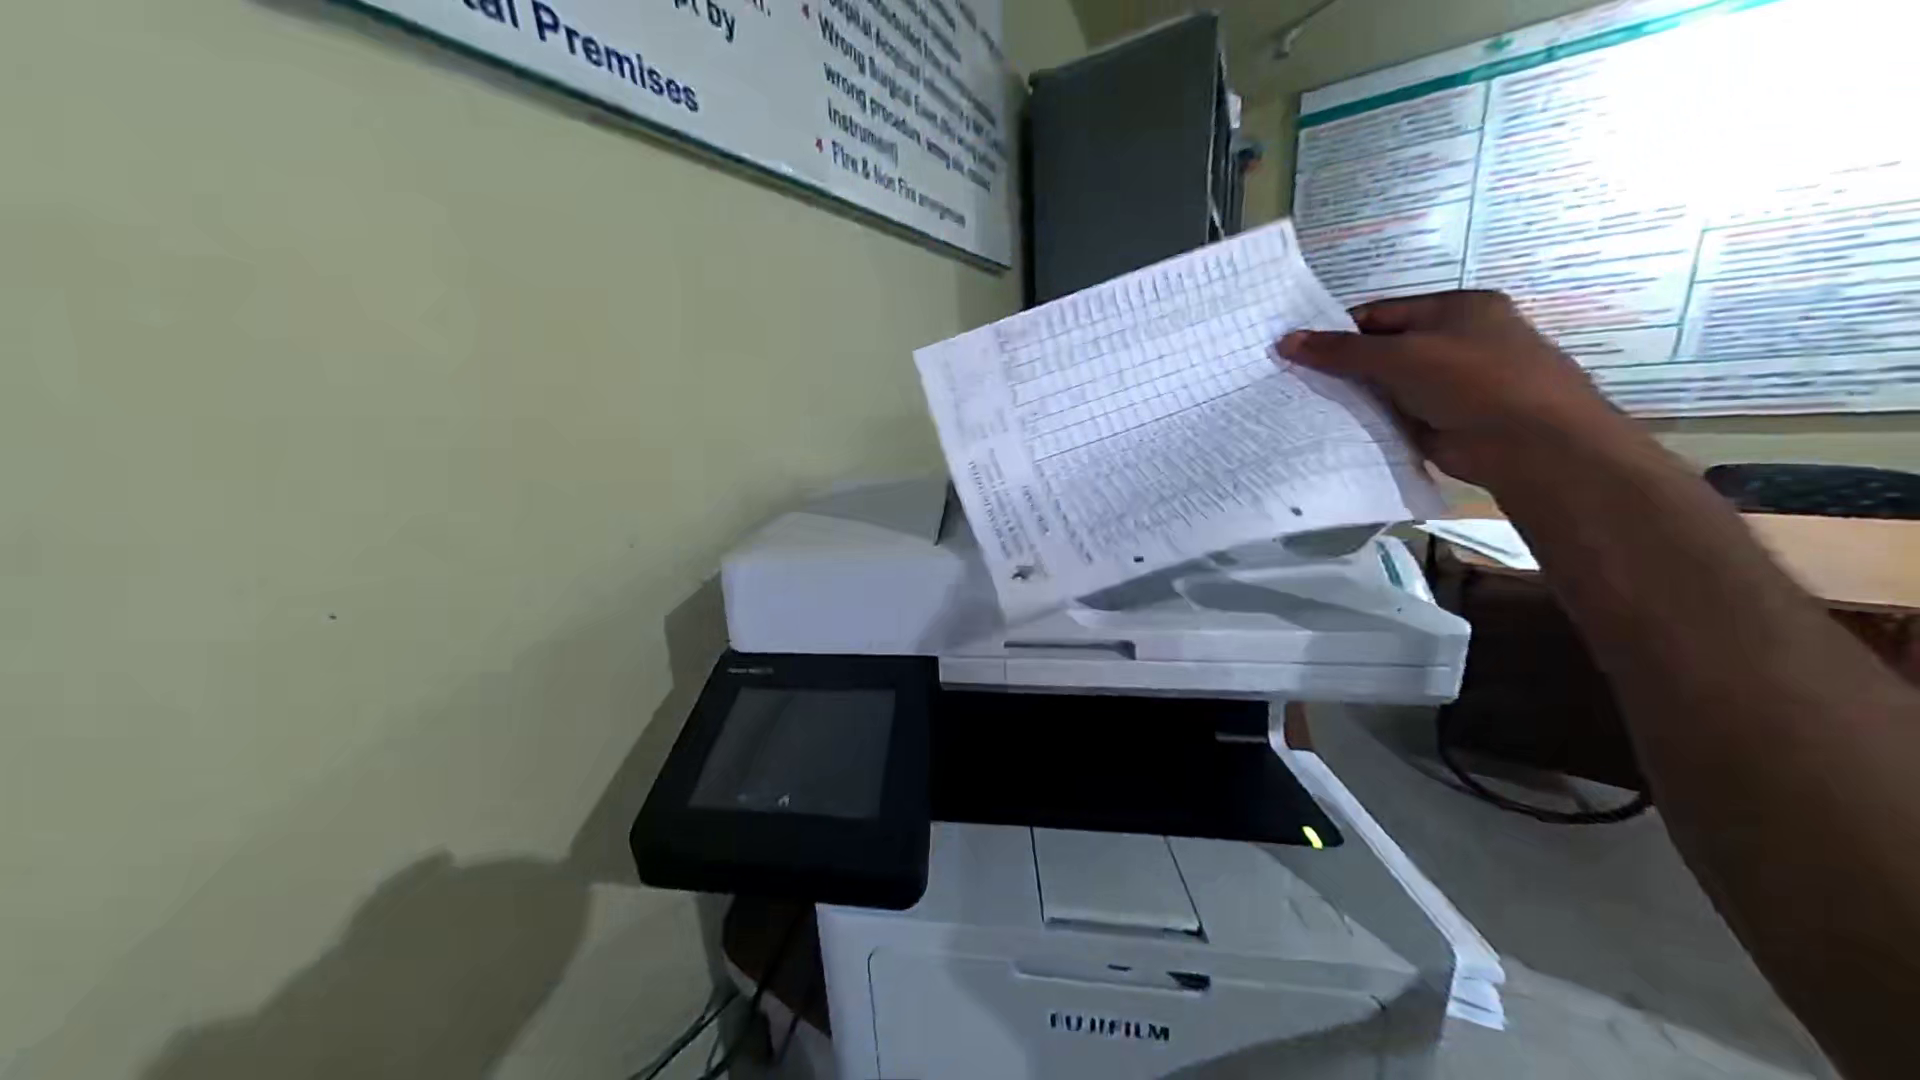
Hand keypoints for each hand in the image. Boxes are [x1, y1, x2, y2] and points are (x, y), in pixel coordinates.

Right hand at [1276, 290, 1641, 488]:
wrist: (1529, 443)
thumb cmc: (1472, 380)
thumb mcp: (1401, 356)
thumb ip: (1342, 351)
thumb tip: (1285, 341)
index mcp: (1454, 309)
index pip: (1380, 313)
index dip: (1337, 330)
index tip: (1294, 350)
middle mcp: (1452, 341)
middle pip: (1381, 348)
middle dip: (1340, 364)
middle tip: (1290, 378)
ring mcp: (1447, 382)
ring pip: (1384, 383)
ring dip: (1351, 393)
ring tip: (1301, 402)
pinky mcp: (1439, 419)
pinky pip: (1391, 413)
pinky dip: (1366, 418)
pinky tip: (1331, 425)